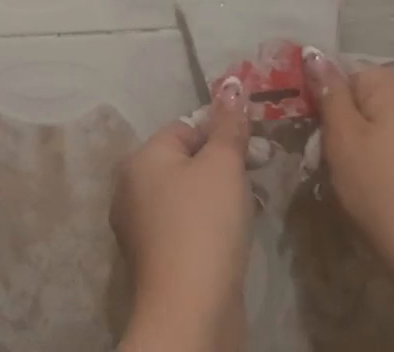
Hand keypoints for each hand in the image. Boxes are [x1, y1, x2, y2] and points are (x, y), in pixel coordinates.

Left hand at [112, 78, 254, 351]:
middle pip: (187, 159)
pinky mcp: (159, 260)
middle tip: (261, 168)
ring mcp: (142, 229)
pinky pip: (189, 224)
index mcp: (140, 160)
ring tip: (255, 201)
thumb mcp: (223, 163)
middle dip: (225, 161)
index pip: (186, 125)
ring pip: (190, 193)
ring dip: (223, 192)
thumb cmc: (204, 223)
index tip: (254, 142)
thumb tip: (231, 83)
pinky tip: (237, 230)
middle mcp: (132, 190)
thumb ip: (229, 123)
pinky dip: (213, 221)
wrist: (191, 310)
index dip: (222, 129)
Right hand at [302, 52, 393, 351]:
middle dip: (353, 123)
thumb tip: (314, 52)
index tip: (324, 142)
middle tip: (341, 162)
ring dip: (375, 139)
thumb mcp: (342, 139)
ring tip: (365, 177)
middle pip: (372, 96)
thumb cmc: (380, 190)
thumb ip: (329, 91)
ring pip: (392, 119)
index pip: (348, 78)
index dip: (331, 108)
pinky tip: (392, 183)